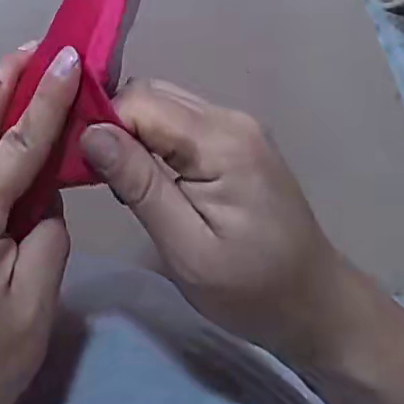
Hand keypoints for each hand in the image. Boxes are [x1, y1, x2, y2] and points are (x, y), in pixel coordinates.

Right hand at [77, 79, 355, 361]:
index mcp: (221, 141)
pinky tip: (150, 173)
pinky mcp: (233, 135)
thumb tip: (89, 132)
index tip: (83, 163)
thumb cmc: (253, 290)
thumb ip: (139, 184)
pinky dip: (151, 135)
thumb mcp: (187, 249)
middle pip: (148, 93)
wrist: (320, 310)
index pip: (140, 101)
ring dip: (131, 129)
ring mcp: (234, 123)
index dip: (103, 122)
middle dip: (114, 124)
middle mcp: (228, 117)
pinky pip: (176, 116)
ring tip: (125, 178)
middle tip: (102, 176)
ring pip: (159, 100)